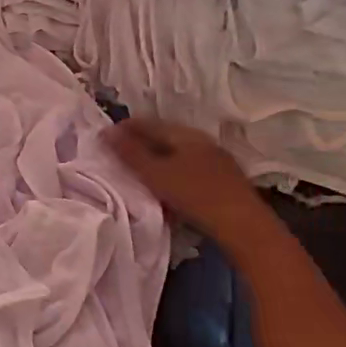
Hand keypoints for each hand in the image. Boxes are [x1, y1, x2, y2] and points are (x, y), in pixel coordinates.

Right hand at [105, 118, 277, 251]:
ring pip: (176, 149)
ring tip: (137, 169)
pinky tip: (165, 180)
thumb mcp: (154, 173)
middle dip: (139, 141)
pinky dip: (170, 166)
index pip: (147, 122)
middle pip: (163, 134)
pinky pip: (187, 162)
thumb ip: (129, 152)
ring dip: (155, 155)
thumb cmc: (193, 194)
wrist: (242, 224)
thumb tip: (106, 131)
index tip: (103, 140)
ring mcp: (214, 156)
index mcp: (184, 133)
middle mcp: (201, 139)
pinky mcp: (222, 175)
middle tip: (117, 154)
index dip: (123, 128)